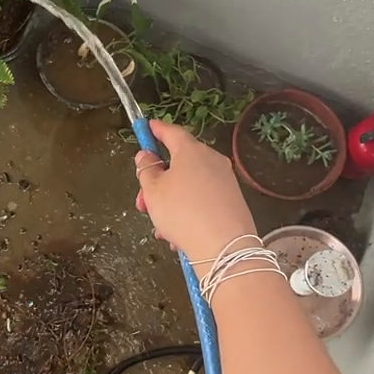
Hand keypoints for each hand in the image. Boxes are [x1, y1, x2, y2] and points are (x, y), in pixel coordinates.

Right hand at [133, 118, 257, 263]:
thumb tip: (146, 155)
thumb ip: (146, 170)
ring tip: (160, 226)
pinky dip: (186, 211)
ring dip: (170, 201)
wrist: (223, 246)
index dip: (156, 130)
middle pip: (179, 162)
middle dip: (157, 181)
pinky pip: (201, 200)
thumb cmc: (182, 213)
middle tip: (143, 201)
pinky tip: (177, 234)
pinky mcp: (231, 200)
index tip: (147, 127)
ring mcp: (224, 180)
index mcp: (191, 151)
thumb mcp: (153, 191)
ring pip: (188, 185)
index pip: (171, 132)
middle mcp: (211, 160)